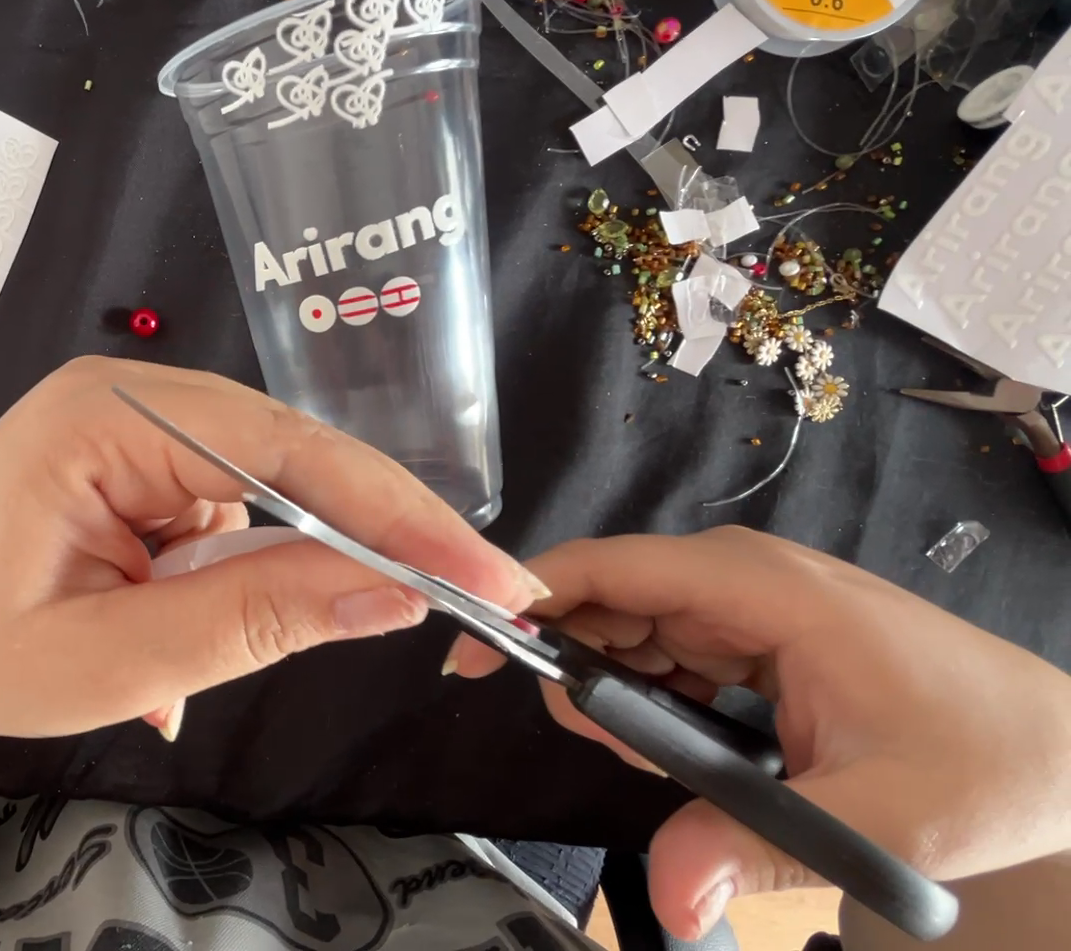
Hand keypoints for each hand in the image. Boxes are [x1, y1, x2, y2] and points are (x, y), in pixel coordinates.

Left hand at [0, 356, 547, 741]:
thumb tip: (391, 592)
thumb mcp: (116, 657)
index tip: (485, 573)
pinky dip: (227, 572)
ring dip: (269, 570)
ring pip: (257, 487)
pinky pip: (220, 507)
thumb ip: (255, 618)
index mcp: (100, 417)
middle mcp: (119, 396)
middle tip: (452, 601)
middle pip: (281, 453)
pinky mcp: (133, 460)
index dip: (391, 512)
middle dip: (358, 537)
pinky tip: (170, 626)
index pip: (278, 448)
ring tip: (192, 648)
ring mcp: (126, 424)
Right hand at [447, 527, 1070, 939]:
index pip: (603, 567)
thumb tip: (668, 900)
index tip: (472, 650)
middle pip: (597, 600)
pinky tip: (682, 743)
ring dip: (610, 691)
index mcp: (751, 584)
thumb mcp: (887, 819)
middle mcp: (725, 575)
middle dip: (576, 672)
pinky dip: (642, 695)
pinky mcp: (733, 625)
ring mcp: (728, 599)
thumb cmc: (993, 762)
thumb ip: (759, 846)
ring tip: (663, 757)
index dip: (525, 597)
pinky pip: (649, 647)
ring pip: (615, 625)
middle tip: (615, 750)